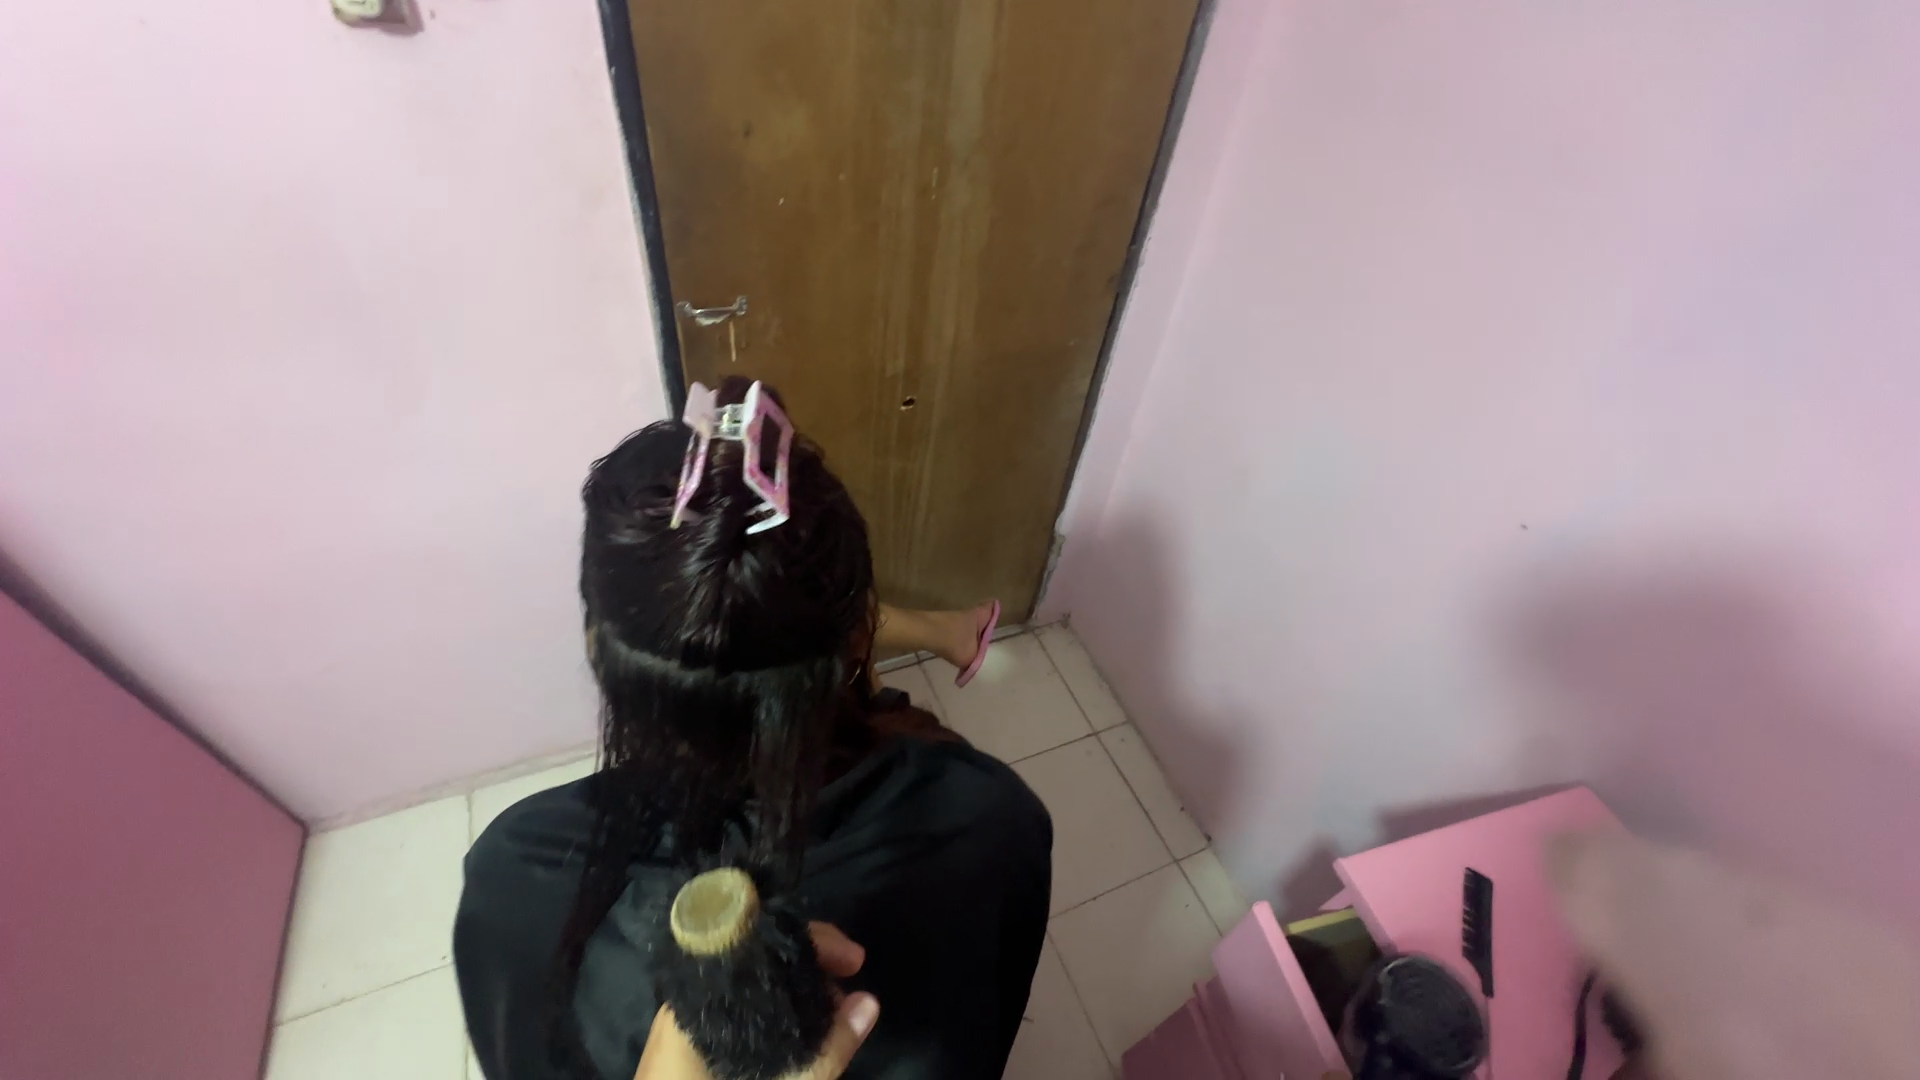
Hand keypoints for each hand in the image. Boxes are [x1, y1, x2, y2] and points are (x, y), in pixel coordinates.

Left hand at [633, 922, 880, 1079]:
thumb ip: (822, 1055)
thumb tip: (869, 1003)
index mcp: (700, 1000)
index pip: (763, 938)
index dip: (814, 940)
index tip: (853, 960)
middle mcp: (689, 1001)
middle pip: (760, 956)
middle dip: (814, 964)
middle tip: (852, 983)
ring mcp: (684, 1027)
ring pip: (753, 985)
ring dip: (797, 990)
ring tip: (833, 1012)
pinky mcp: (687, 1051)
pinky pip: (740, 1010)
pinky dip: (775, 1012)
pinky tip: (800, 1033)